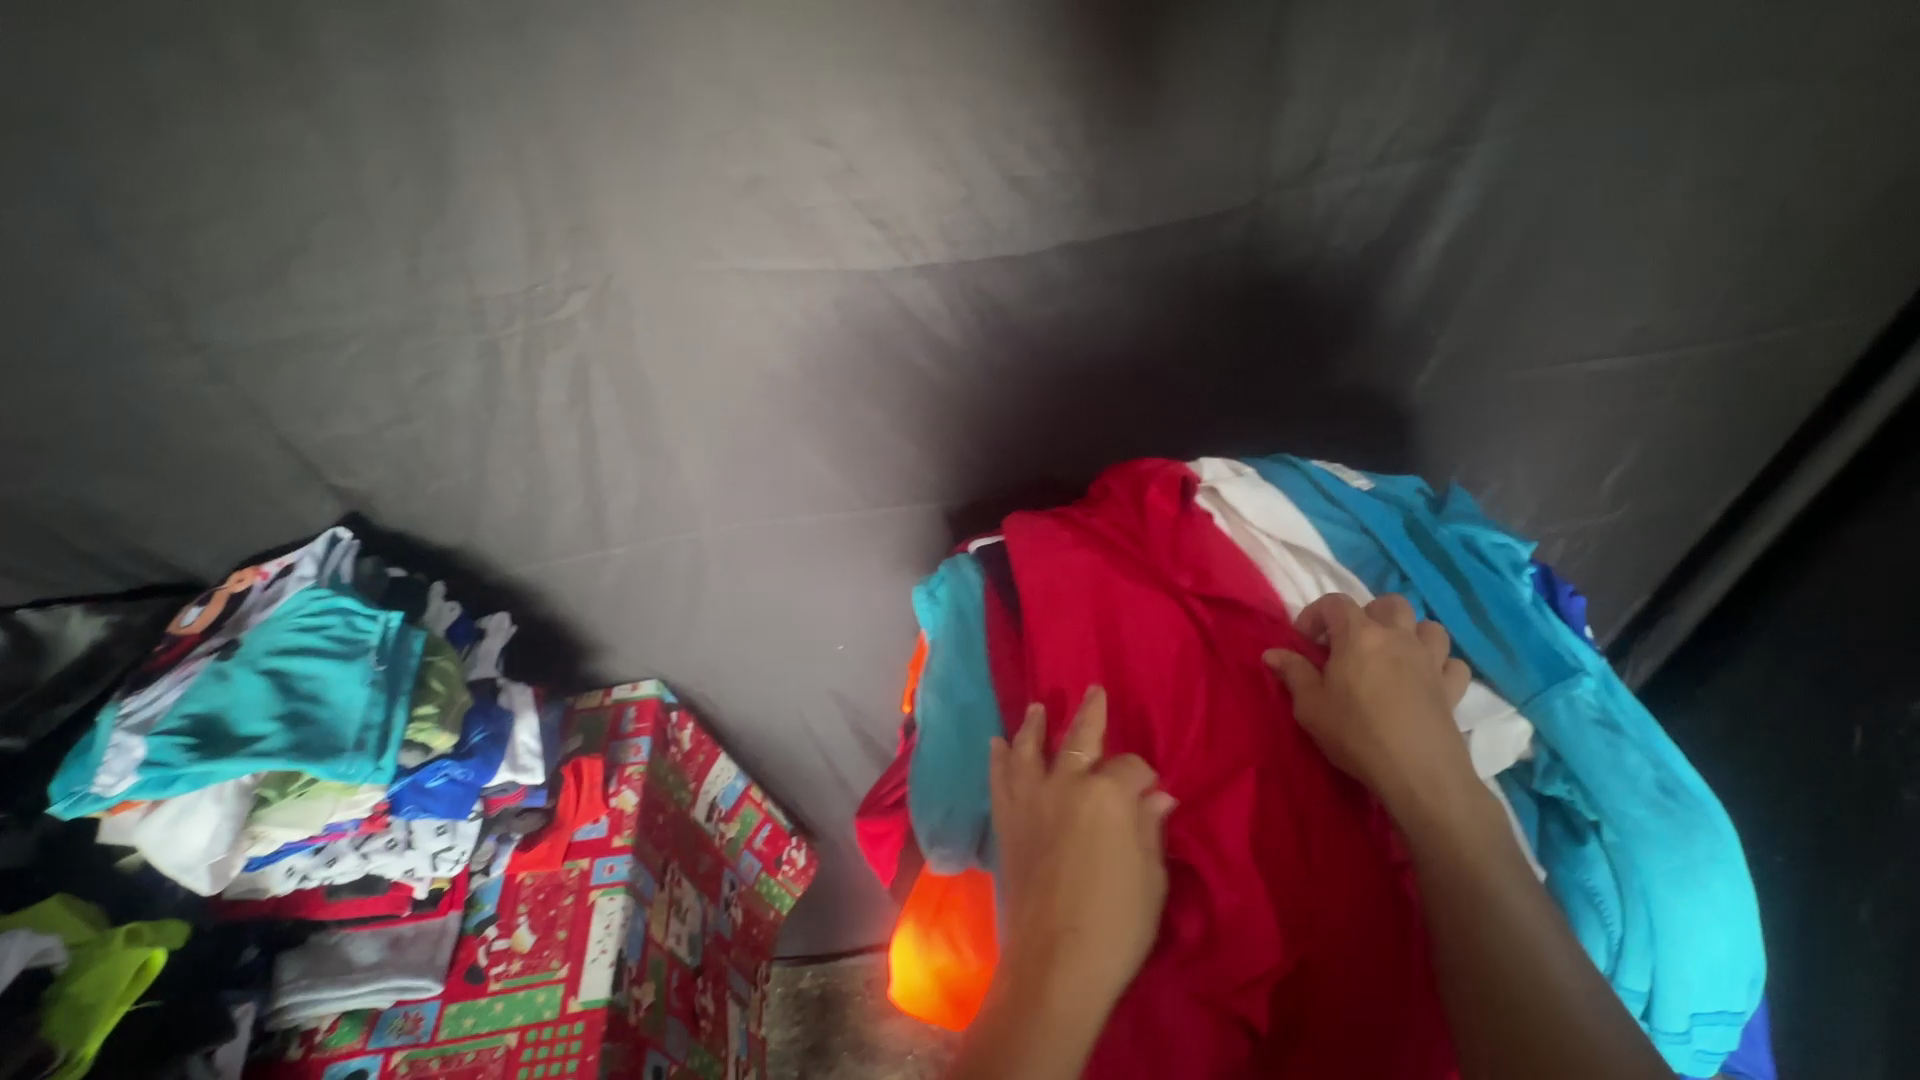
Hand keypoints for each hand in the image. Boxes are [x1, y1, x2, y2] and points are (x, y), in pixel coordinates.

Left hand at [988, 686, 1177, 1011]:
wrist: (1055, 963)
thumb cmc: (1117, 924)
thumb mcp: (1151, 877)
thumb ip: (1150, 829)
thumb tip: (1158, 797)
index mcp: (1109, 794)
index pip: (1133, 768)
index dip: (1146, 777)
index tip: (1153, 792)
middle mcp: (1066, 785)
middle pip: (1080, 739)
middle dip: (1091, 714)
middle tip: (1094, 691)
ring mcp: (1031, 801)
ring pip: (1030, 749)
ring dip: (1035, 725)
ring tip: (1038, 706)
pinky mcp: (1007, 822)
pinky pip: (1000, 778)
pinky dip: (999, 758)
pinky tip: (998, 744)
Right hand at [1263, 594, 1474, 810]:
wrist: (1417, 771)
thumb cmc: (1355, 733)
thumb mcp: (1310, 706)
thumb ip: (1293, 673)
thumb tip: (1273, 653)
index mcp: (1359, 635)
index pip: (1335, 602)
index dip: (1315, 614)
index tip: (1304, 643)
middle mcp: (1398, 637)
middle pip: (1389, 603)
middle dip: (1367, 614)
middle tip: (1349, 644)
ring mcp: (1430, 660)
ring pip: (1428, 626)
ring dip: (1410, 633)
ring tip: (1392, 655)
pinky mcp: (1452, 687)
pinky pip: (1452, 662)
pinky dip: (1439, 665)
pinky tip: (1426, 679)